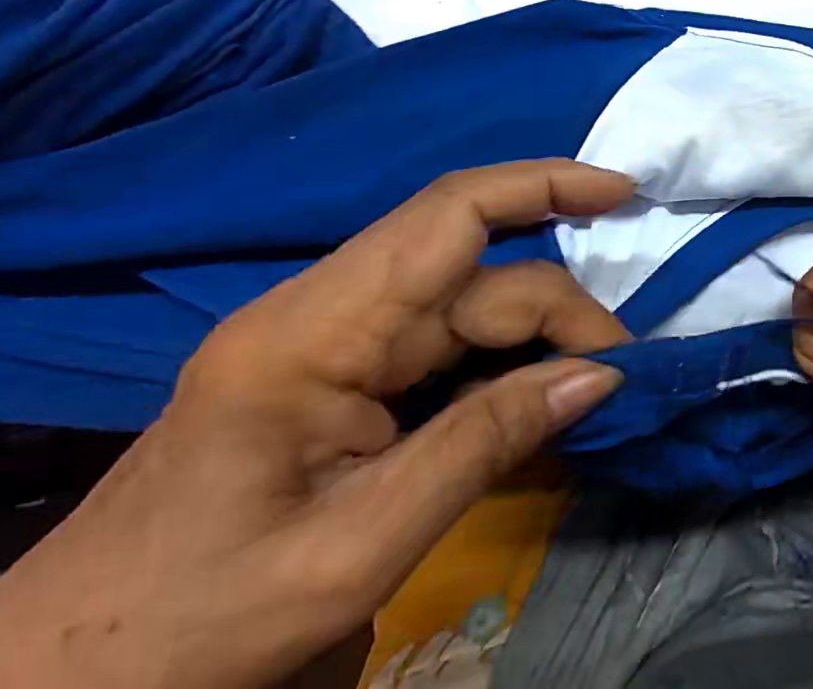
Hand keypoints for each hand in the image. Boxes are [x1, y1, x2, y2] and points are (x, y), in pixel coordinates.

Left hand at [0, 160, 635, 688]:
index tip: (624, 194)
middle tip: (621, 382)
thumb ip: (484, 446)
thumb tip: (600, 375)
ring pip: (478, 315)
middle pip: (483, 280)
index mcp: (314, 333)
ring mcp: (342, 348)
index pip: (449, 217)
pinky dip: (512, 374)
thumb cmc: (188, 626)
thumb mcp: (353, 550)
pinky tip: (540, 410)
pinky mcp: (353, 381)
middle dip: (565, 319)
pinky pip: (457, 354)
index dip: (544, 185)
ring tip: (591, 399)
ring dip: (544, 348)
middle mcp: (332, 317)